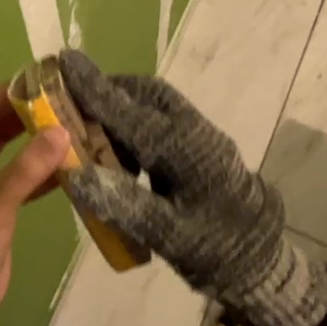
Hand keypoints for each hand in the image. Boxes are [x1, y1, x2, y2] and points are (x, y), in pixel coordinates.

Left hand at [0, 87, 71, 319]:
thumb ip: (28, 167)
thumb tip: (62, 130)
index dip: (16, 91)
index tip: (51, 79)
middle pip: (3, 127)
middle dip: (34, 115)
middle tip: (73, 102)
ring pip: (17, 152)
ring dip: (43, 143)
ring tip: (80, 128)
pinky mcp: (1, 206)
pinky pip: (26, 178)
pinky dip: (46, 172)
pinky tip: (74, 167)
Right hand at [57, 51, 326, 325]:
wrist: (263, 265)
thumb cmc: (216, 250)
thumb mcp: (168, 235)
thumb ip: (123, 203)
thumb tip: (76, 174)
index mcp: (183, 148)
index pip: (128, 110)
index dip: (92, 87)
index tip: (63, 60)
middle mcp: (192, 131)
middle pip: (146, 93)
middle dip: (108, 90)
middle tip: (74, 102)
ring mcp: (200, 137)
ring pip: (155, 105)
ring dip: (122, 108)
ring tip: (93, 134)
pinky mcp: (201, 148)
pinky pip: (161, 121)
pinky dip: (134, 126)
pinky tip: (121, 156)